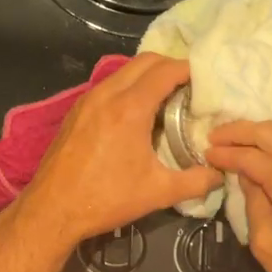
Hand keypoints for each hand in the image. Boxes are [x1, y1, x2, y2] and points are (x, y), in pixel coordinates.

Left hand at [18, 54, 221, 246]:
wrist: (52, 210)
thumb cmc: (106, 199)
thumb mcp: (158, 193)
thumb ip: (196, 181)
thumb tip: (220, 175)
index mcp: (130, 108)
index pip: (165, 71)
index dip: (189, 70)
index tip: (205, 81)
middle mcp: (107, 95)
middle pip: (144, 61)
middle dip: (170, 66)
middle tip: (190, 87)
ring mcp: (88, 100)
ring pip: (124, 71)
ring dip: (148, 76)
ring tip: (167, 99)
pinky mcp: (76, 111)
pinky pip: (109, 85)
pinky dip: (129, 87)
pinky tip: (138, 113)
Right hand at [205, 120, 271, 271]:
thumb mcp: (266, 245)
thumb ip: (254, 204)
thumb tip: (247, 178)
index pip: (251, 156)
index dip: (226, 153)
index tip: (205, 152)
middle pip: (271, 133)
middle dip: (240, 131)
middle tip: (216, 136)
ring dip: (264, 131)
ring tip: (242, 141)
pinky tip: (271, 152)